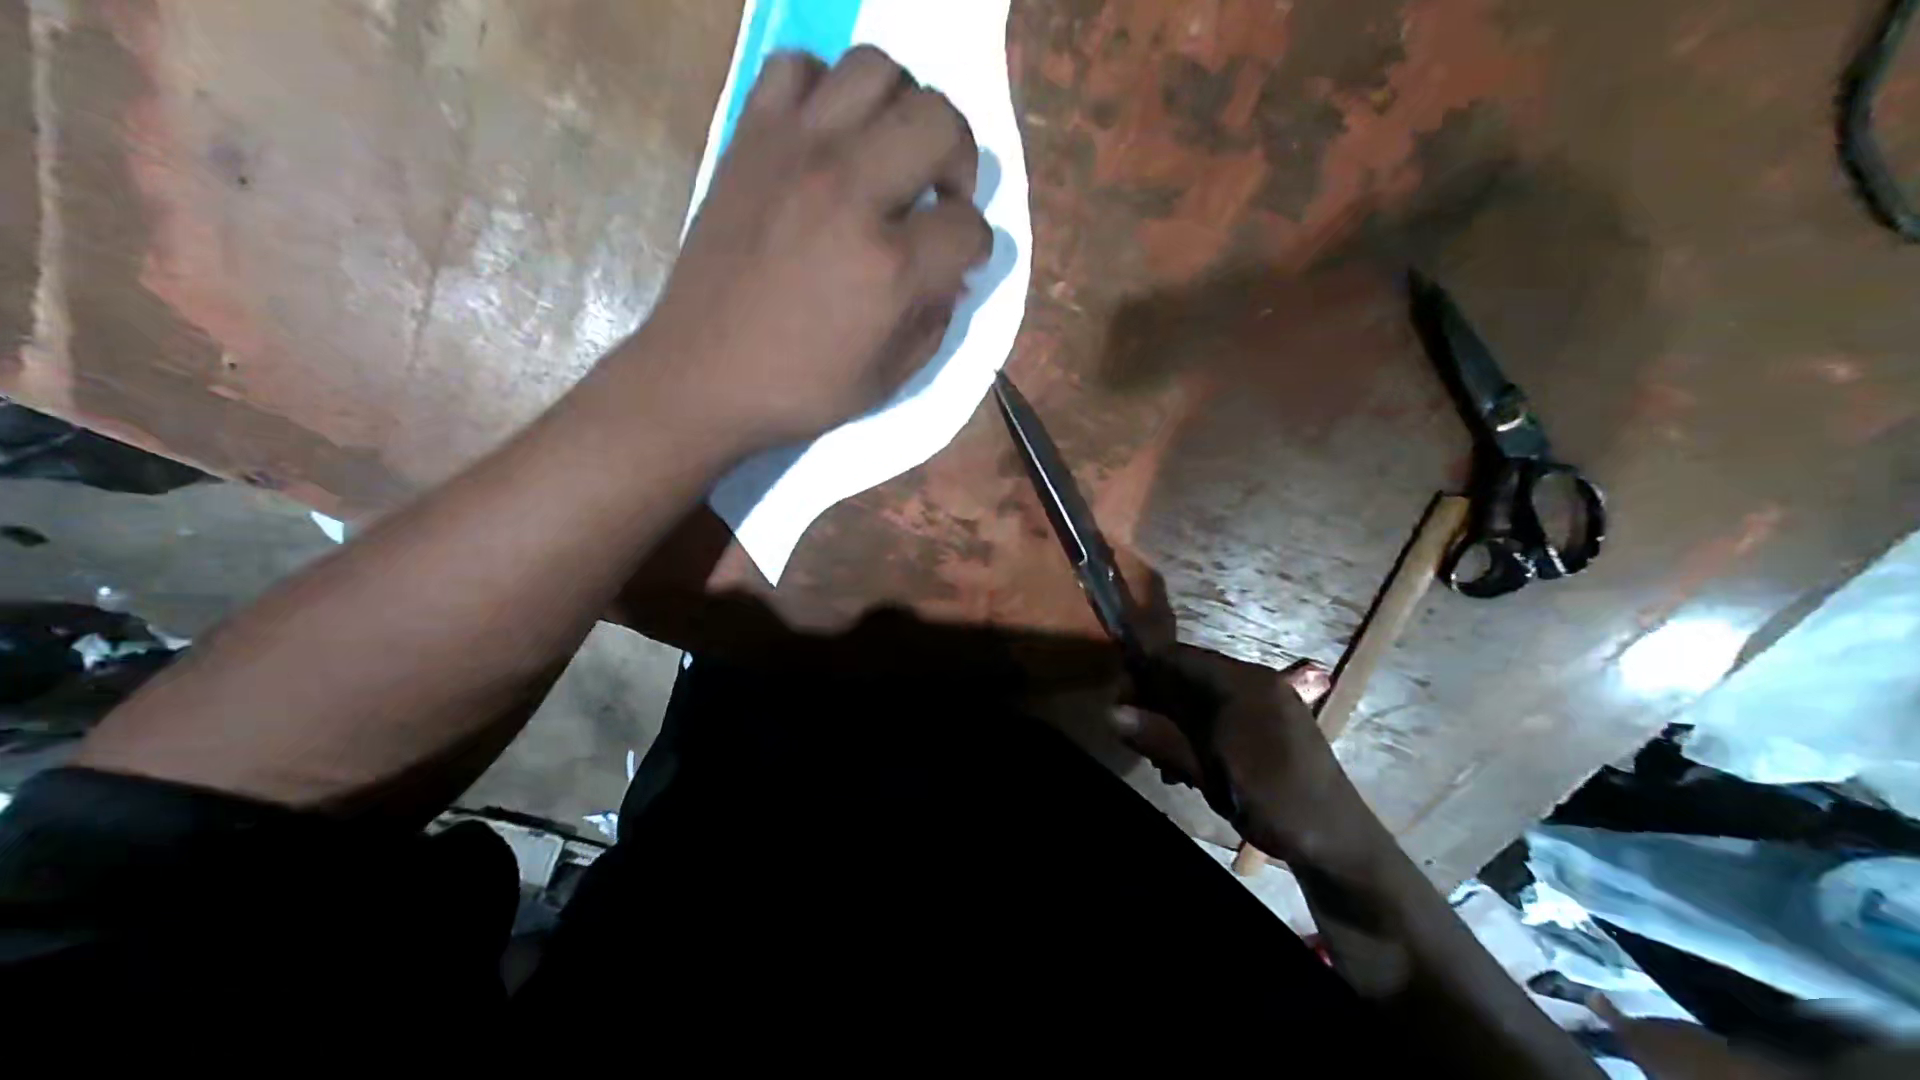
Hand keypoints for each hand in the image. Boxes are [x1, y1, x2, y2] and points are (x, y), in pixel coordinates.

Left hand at [634, 47, 992, 451]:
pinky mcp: (751, 140)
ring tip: (890, 151)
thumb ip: (936, 319)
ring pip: (877, 69)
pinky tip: (828, 138)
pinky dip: (824, 90)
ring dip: (902, 107)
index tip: (960, 259)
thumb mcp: (889, 377)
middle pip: (940, 122)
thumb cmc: (800, 389)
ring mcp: (797, 155)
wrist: (702, 376)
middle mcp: (850, 193)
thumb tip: (954, 273)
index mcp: (889, 267)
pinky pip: (796, 68)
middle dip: (960, 160)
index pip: (968, 227)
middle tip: (940, 193)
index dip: (975, 247)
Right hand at [1119, 645, 1384, 868]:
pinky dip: (1197, 735)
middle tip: (1137, 740)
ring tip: (1165, 764)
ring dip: (1174, 725)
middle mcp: (1255, 683)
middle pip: (1188, 677)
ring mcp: (1265, 705)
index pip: (1179, 657)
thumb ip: (1162, 739)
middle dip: (1157, 705)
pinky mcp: (1269, 727)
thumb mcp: (1211, 774)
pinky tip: (1190, 769)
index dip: (1143, 674)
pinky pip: (1220, 716)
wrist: (1340, 846)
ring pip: (1200, 699)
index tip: (1118, 705)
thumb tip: (1111, 712)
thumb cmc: (1275, 802)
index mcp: (1245, 683)